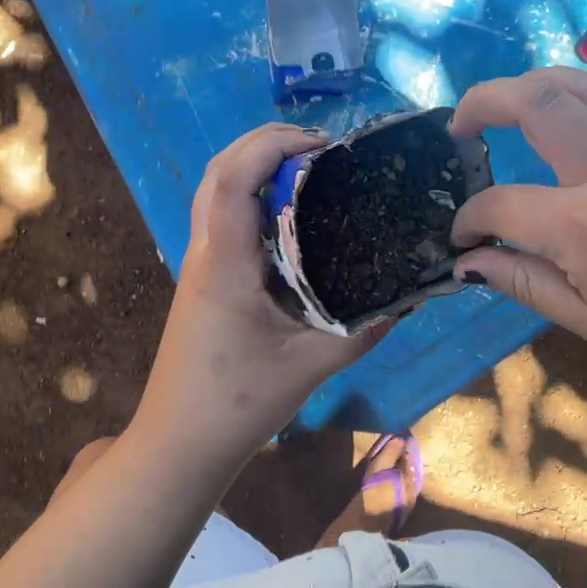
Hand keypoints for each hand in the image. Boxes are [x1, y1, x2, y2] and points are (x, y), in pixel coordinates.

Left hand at [131, 124, 381, 461]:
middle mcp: (205, 252)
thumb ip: (362, 330)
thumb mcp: (310, 367)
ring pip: (213, 188)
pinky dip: (249, 190)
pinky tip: (288, 211)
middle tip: (319, 147)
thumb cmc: (238, 405)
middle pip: (217, 170)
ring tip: (307, 167)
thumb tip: (408, 297)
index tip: (320, 145)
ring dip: (253, 163)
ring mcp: (199, 261)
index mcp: (225, 265)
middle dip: (264, 142)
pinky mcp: (202, 274)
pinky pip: (220, 212)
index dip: (270, 147)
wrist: (178, 445)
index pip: (232, 180)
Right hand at [450, 68, 586, 441]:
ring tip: (504, 104)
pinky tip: (567, 116)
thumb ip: (525, 281)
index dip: (471, 220)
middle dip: (484, 101)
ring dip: (532, 83)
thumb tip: (468, 260)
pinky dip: (579, 94)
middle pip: (537, 101)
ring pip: (581, 83)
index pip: (503, 203)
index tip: (460, 238)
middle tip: (460, 126)